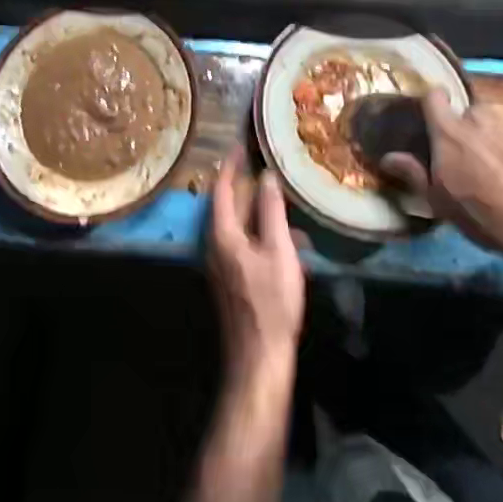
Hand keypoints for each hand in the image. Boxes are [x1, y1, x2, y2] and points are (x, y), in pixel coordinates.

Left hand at [206, 151, 304, 375]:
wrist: (259, 356)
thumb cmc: (272, 302)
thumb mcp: (279, 252)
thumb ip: (271, 212)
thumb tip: (267, 176)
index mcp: (222, 234)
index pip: (222, 189)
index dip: (231, 165)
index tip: (241, 145)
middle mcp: (214, 244)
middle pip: (227, 205)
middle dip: (244, 183)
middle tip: (264, 163)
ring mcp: (221, 262)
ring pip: (237, 224)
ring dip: (256, 208)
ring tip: (281, 196)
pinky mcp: (231, 277)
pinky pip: (243, 241)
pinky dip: (260, 230)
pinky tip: (288, 238)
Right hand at [381, 88, 502, 290]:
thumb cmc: (484, 212)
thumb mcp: (440, 201)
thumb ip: (414, 173)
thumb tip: (388, 157)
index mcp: (449, 130)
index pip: (433, 97)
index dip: (432, 104)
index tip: (431, 119)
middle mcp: (480, 116)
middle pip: (468, 113)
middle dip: (467, 130)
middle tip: (470, 158)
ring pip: (497, 124)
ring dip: (495, 139)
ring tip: (502, 170)